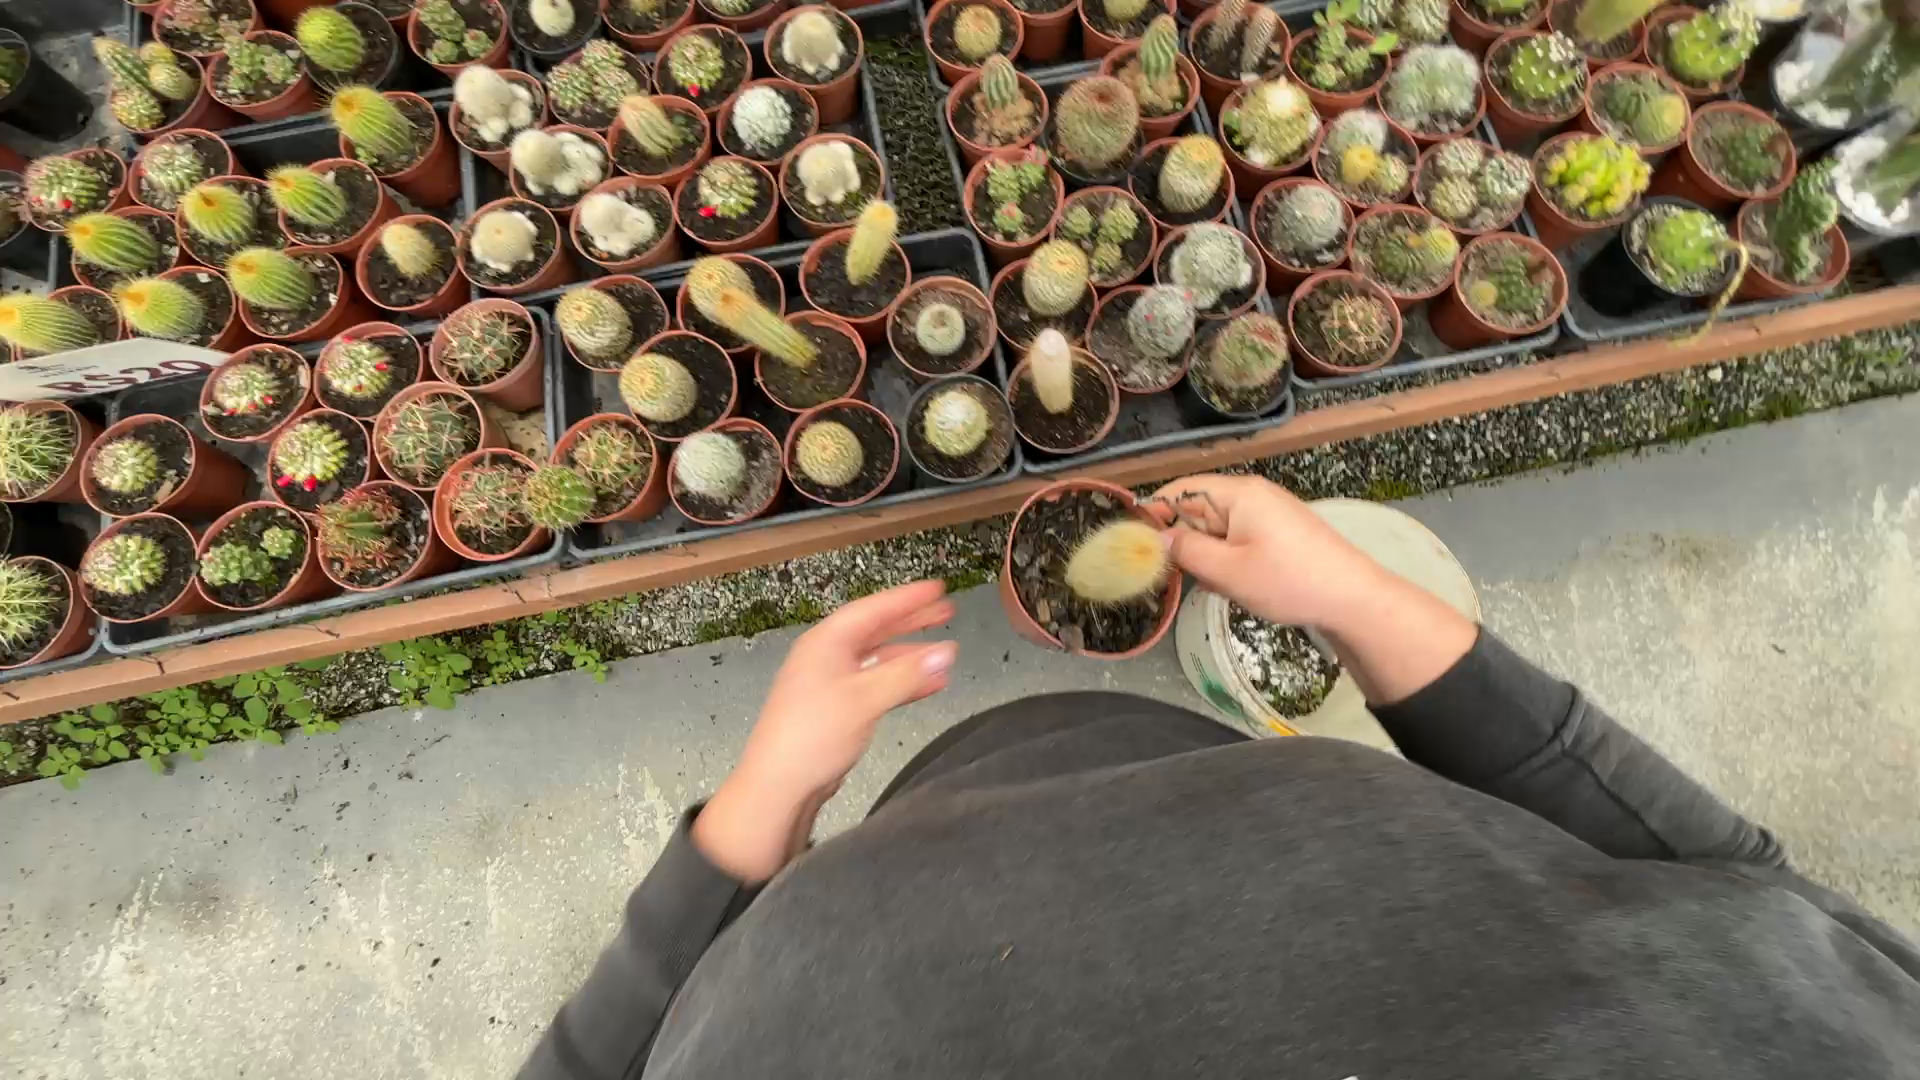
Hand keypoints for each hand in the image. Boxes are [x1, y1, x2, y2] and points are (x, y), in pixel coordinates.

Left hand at [693, 581, 956, 881]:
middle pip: (875, 630)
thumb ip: (907, 675)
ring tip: (944, 651)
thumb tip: (947, 653)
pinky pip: (876, 684)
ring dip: (909, 654)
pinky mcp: (838, 707)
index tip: (937, 589)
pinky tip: (926, 686)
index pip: (873, 609)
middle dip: (911, 621)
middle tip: (944, 611)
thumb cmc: (813, 735)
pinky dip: (901, 682)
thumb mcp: (864, 699)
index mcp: (827, 642)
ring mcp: (831, 682)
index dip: (907, 598)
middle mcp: (827, 656)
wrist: (778, 787)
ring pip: (877, 658)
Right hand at [1147, 474, 1476, 705]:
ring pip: (1213, 530)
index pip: (1179, 490)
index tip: (1135, 544)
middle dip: (1185, 543)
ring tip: (1221, 585)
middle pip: (1195, 510)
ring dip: (1207, 558)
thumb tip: (1156, 539)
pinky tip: (1238, 585)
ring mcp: (1265, 515)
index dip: (1152, 512)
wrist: (1354, 600)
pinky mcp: (1275, 533)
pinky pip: (1234, 540)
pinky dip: (1227, 562)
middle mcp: (1250, 496)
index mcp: (1238, 493)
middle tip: (1184, 576)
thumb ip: (1185, 551)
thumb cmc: (1288, 581)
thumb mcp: (1227, 570)